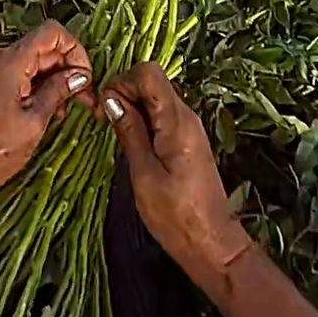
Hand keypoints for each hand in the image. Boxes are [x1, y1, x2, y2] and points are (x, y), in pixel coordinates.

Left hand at [0, 21, 92, 207]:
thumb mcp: (34, 121)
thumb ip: (58, 90)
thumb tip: (81, 75)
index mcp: (12, 60)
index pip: (53, 32)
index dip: (75, 49)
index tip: (86, 77)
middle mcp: (3, 58)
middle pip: (47, 46)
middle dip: (70, 67)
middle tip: (86, 98)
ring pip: (38, 61)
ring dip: (58, 79)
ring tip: (71, 108)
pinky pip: (25, 74)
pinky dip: (42, 86)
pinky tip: (53, 111)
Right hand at [101, 63, 252, 279]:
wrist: (212, 244)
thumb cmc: (176, 215)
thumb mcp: (144, 174)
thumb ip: (129, 131)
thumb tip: (111, 99)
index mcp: (177, 119)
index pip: (149, 73)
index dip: (123, 82)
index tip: (105, 108)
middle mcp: (186, 115)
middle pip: (152, 81)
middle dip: (125, 92)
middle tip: (105, 121)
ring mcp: (189, 126)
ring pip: (156, 97)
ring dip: (133, 106)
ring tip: (116, 133)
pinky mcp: (188, 139)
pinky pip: (162, 114)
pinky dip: (144, 119)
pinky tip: (133, 142)